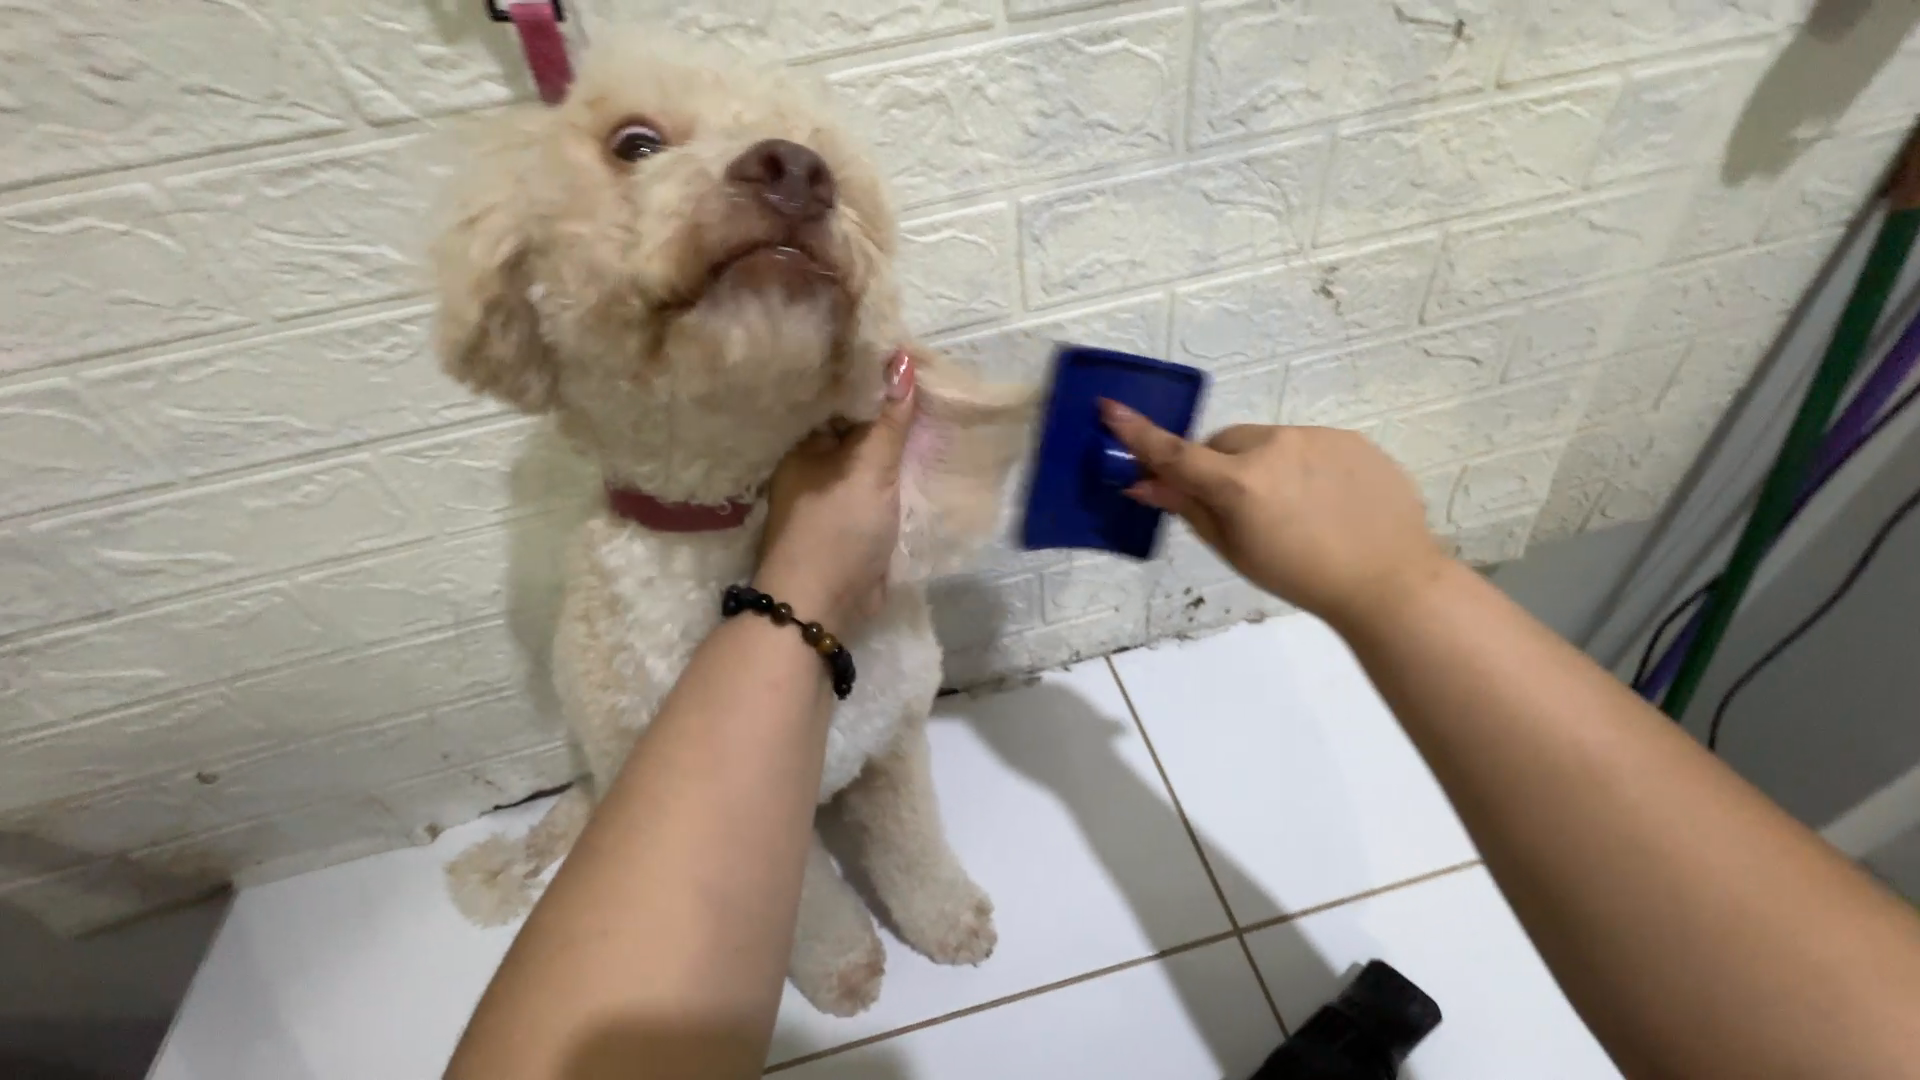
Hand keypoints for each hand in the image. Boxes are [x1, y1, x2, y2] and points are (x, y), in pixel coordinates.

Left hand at [757, 350, 916, 634]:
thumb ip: (890, 419)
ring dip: (899, 457)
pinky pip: (880, 498)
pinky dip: (900, 487)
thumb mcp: (869, 468)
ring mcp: (834, 503)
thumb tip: (902, 357)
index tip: (911, 368)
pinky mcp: (854, 530)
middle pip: (859, 436)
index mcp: (805, 449)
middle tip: (937, 393)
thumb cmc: (837, 528)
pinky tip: (929, 469)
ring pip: (872, 469)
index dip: (874, 387)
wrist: (822, 605)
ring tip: (941, 424)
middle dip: (891, 423)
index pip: (841, 405)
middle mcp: (815, 472)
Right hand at [1101, 401, 1451, 631]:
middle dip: (1218, 466)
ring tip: (1292, 509)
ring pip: (1266, 443)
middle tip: (1237, 506)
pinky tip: (1323, 500)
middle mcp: (1274, 446)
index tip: (1108, 406)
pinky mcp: (1349, 438)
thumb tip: (1143, 483)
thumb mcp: (1234, 549)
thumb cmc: (1298, 576)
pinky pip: (1306, 444)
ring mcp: (1316, 437)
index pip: (1174, 452)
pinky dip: (1300, 465)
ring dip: (1261, 465)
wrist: (1388, 580)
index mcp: (1239, 482)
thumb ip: (1188, 508)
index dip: (1137, 432)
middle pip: (1223, 443)